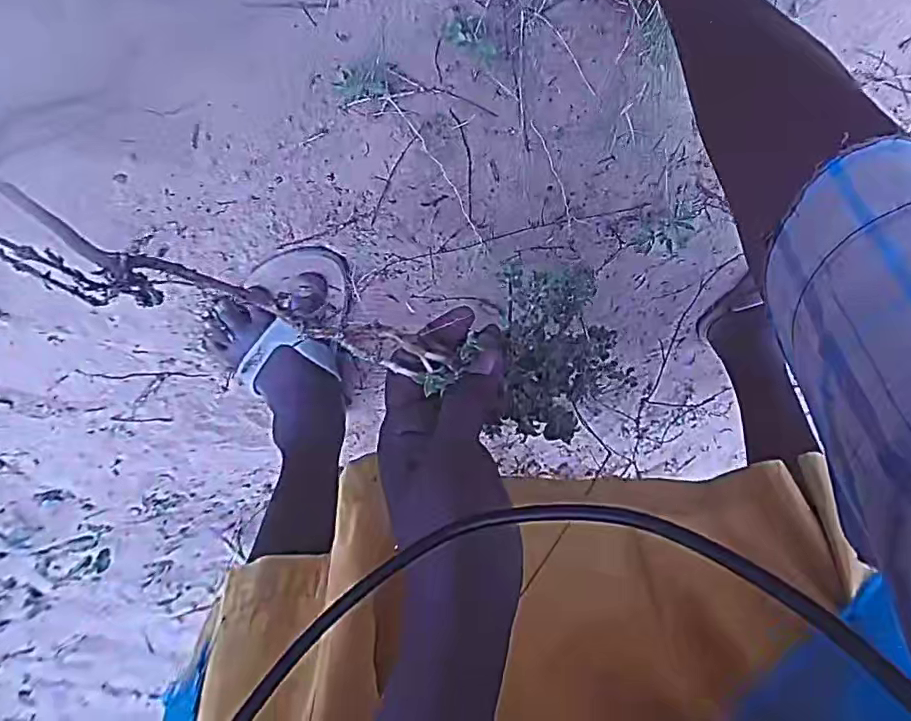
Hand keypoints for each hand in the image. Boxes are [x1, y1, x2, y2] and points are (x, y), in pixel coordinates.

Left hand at [379, 307, 513, 547]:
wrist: (468, 592)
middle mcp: (419, 434)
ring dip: (477, 375)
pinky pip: (477, 422)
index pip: (410, 367)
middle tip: (494, 336)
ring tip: (505, 360)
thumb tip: (487, 352)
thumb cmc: (449, 519)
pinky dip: (491, 402)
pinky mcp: (472, 466)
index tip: (468, 319)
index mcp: (401, 428)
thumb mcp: (452, 452)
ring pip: (458, 399)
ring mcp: (447, 451)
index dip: (433, 339)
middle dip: (458, 353)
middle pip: (434, 379)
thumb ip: (466, 401)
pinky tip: (509, 395)